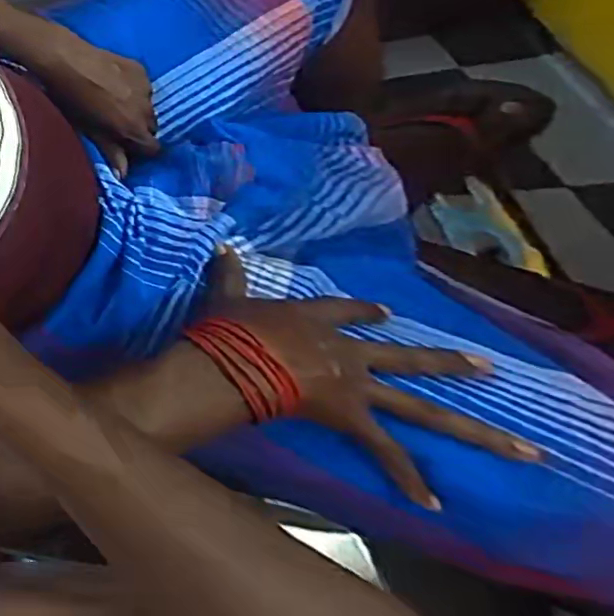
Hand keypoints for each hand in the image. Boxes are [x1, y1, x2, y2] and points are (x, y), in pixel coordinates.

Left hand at [40, 39, 158, 175]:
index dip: (140, 150)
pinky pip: (143, 86)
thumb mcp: (86, 128)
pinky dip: (132, 88)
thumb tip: (123, 174)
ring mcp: (147, 88)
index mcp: (134, 128)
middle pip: (150, 127)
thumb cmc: (68, 99)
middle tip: (114, 123)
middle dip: (136, 129)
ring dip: (135, 108)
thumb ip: (109, 150)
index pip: (153, 149)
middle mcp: (147, 109)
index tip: (125, 146)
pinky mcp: (141, 70)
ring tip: (110, 101)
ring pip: (147, 106)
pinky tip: (111, 83)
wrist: (65, 60)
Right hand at [200, 248, 539, 508]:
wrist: (236, 360)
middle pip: (402, 357)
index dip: (364, 311)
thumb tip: (221, 246)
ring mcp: (355, 385)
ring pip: (421, 409)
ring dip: (474, 430)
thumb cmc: (228, 327)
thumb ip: (229, 275)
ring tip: (526, 450)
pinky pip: (383, 450)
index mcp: (313, 321)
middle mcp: (346, 352)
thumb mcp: (226, 296)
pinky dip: (405, 476)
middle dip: (444, 362)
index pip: (345, 312)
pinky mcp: (351, 416)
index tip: (386, 312)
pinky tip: (431, 502)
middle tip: (486, 367)